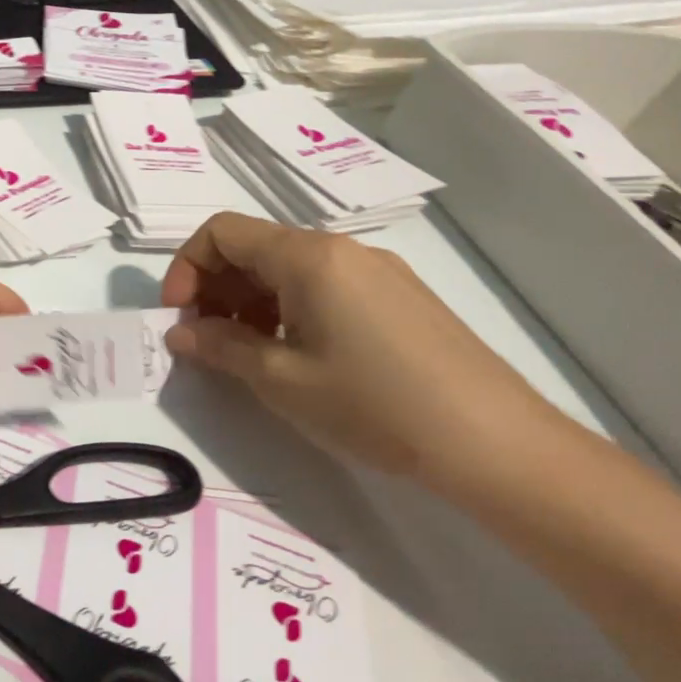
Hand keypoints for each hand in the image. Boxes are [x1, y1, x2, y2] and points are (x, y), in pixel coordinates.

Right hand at [160, 213, 545, 482]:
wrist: (502, 449)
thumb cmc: (375, 405)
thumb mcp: (280, 379)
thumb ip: (220, 347)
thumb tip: (181, 334)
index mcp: (309, 257)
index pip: (222, 232)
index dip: (185, 268)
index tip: (178, 317)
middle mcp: (343, 251)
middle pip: (254, 247)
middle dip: (215, 287)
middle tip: (206, 340)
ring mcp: (380, 274)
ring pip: (289, 269)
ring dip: (250, 301)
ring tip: (248, 354)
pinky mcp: (403, 300)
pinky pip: (326, 287)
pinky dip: (290, 309)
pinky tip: (299, 357)